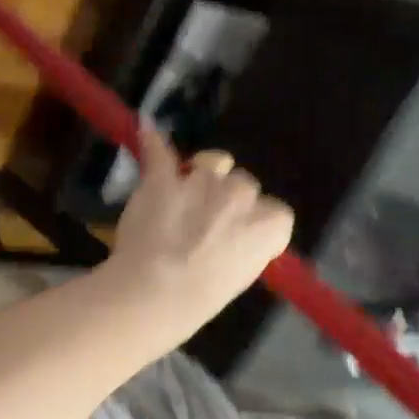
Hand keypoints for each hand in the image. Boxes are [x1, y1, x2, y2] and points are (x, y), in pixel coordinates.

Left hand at [106, 126, 294, 311]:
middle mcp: (242, 195)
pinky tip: (147, 128)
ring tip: (180, 188)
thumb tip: (236, 231)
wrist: (161, 284)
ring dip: (198, 171)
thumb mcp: (245, 269)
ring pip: (209, 161)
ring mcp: (201, 182)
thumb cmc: (204, 290)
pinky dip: (152, 140)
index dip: (247, 215)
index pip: (271, 206)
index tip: (230, 229)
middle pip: (240, 181)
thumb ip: (246, 239)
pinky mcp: (163, 179)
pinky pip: (160, 152)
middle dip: (223, 194)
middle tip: (201, 216)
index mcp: (272, 223)